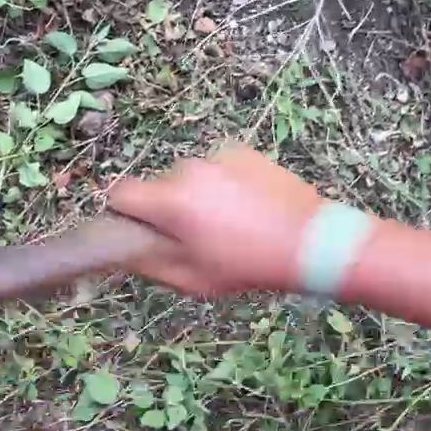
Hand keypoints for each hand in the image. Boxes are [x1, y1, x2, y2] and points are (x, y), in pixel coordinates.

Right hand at [109, 142, 329, 294]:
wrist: (310, 241)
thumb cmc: (248, 265)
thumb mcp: (193, 279)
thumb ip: (147, 263)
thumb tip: (121, 251)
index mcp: (171, 201)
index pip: (120, 194)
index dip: (125, 215)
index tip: (145, 232)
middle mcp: (189, 170)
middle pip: (157, 186)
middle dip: (167, 207)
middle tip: (195, 235)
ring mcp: (217, 157)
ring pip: (188, 176)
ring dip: (196, 194)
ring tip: (228, 222)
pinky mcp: (241, 151)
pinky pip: (216, 167)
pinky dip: (222, 182)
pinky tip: (246, 205)